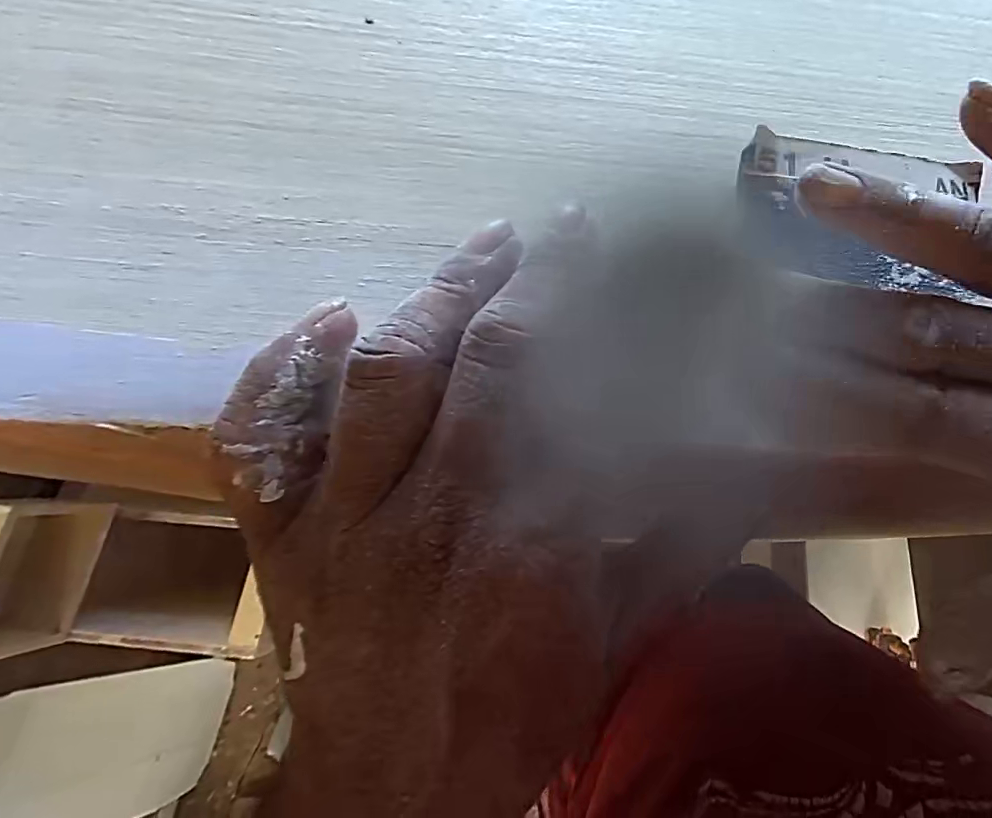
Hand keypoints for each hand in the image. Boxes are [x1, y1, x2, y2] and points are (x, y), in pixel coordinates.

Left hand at [211, 210, 749, 815]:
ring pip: (381, 378)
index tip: (595, 249)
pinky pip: (259, 440)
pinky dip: (283, 368)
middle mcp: (433, 514)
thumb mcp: (617, 633)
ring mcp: (341, 522)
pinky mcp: (281, 538)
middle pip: (478, 362)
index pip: (560, 389)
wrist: (391, 797)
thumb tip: (733, 457)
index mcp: (528, 544)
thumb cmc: (513, 712)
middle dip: (517, 281)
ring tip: (474, 251)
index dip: (580, 306)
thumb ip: (673, 538)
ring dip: (432, 299)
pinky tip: (332, 316)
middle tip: (543, 230)